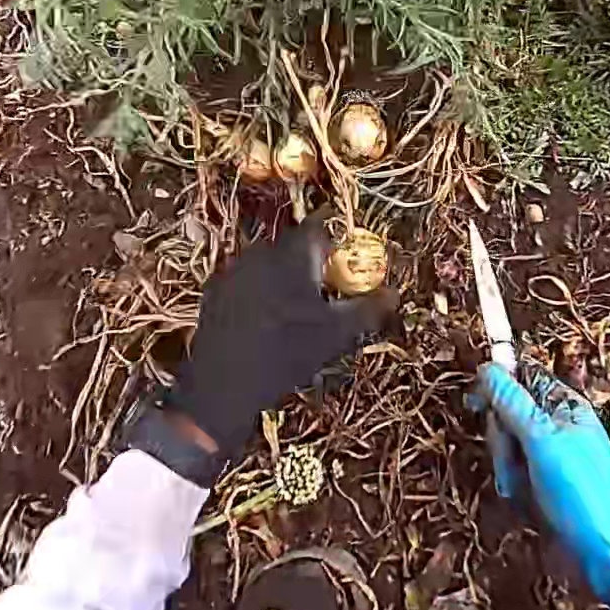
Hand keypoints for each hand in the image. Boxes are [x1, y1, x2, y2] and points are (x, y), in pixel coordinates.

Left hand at [169, 217, 394, 456]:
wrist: (223, 383)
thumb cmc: (286, 353)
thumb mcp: (335, 334)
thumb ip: (368, 309)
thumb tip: (394, 293)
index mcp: (293, 254)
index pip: (321, 227)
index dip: (338, 241)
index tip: (347, 263)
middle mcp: (262, 250)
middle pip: (296, 245)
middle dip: (313, 262)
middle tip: (324, 293)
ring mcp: (234, 267)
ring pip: (270, 261)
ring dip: (285, 276)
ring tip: (293, 310)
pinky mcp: (216, 287)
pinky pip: (247, 278)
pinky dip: (260, 290)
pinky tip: (263, 319)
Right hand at [475, 363, 609, 609]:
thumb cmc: (584, 492)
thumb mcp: (542, 439)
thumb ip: (512, 401)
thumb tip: (488, 365)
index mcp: (563, 404)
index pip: (522, 375)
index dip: (497, 383)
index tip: (478, 400)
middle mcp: (556, 424)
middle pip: (508, 409)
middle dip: (500, 432)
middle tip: (510, 452)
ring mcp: (550, 454)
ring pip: (507, 441)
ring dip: (505, 461)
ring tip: (519, 483)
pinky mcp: (544, 481)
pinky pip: (514, 469)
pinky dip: (512, 481)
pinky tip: (521, 497)